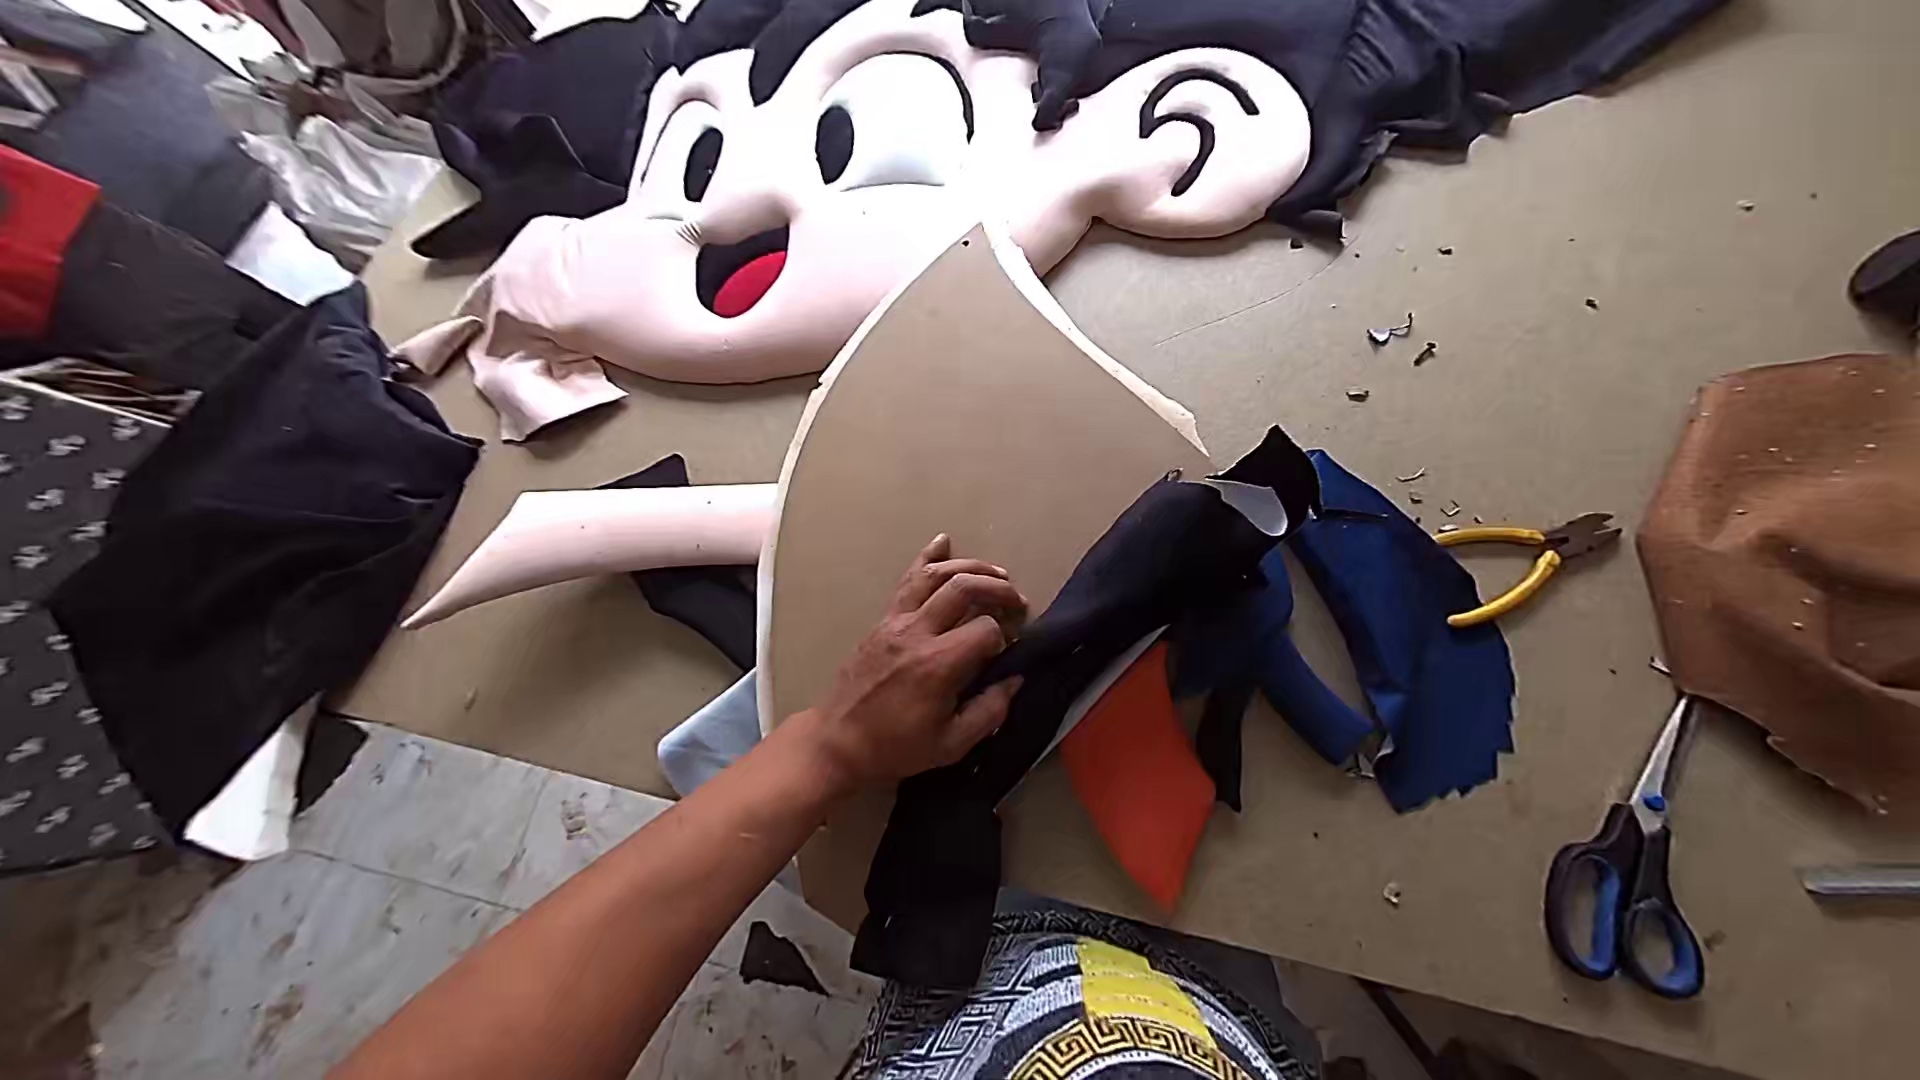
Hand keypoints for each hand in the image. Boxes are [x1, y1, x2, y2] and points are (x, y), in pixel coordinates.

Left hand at [797, 534, 1027, 789]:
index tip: (1006, 653)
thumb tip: (1015, 679)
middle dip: (998, 589)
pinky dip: (927, 558)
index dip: (1004, 637)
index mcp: (936, 665)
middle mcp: (916, 633)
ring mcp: (895, 622)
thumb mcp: (951, 744)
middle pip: (963, 588)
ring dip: (970, 567)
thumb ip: (989, 711)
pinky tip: (943, 542)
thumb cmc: (896, 747)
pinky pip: (907, 581)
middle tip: (1017, 602)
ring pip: (935, 576)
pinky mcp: (883, 620)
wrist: (838, 741)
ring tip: (997, 574)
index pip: (985, 630)